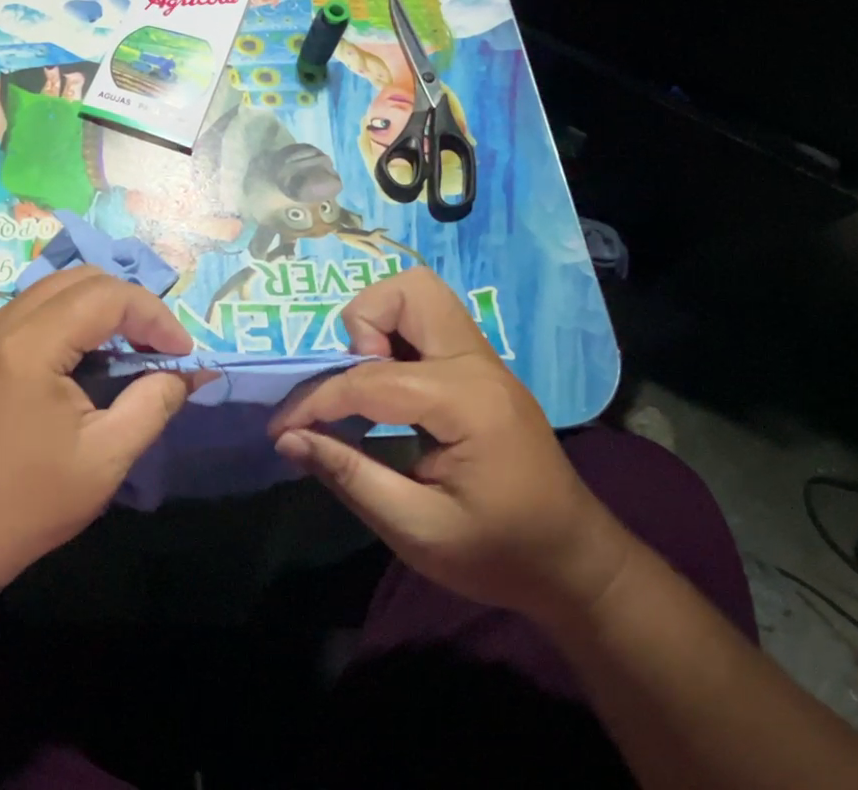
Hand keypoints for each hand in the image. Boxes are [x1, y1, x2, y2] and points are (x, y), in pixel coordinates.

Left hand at [0, 266, 197, 589]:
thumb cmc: (30, 501)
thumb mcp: (106, 457)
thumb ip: (154, 402)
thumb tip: (192, 371)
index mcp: (28, 344)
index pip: (107, 296)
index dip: (155, 317)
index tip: (184, 356)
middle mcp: (0, 324)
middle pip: (79, 279)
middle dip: (129, 306)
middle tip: (160, 351)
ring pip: (54, 291)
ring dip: (99, 311)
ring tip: (131, 355)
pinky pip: (32, 313)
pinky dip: (69, 322)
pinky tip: (89, 362)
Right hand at [268, 267, 634, 620]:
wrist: (576, 566)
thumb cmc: (499, 554)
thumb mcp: (416, 528)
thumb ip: (349, 476)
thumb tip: (288, 439)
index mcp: (466, 403)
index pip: (368, 378)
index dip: (314, 402)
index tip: (281, 432)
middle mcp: (478, 366)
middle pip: (409, 292)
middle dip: (360, 326)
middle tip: (346, 384)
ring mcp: (484, 365)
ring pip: (421, 299)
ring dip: (378, 329)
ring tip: (363, 388)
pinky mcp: (481, 375)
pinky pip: (428, 329)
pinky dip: (394, 344)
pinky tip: (384, 396)